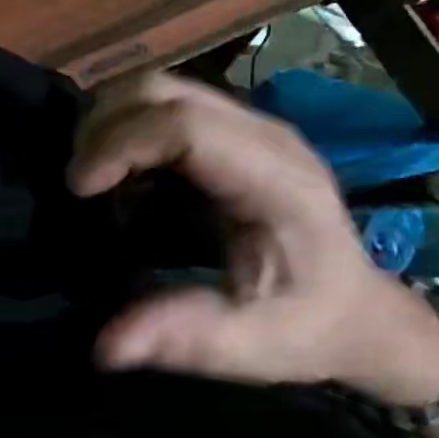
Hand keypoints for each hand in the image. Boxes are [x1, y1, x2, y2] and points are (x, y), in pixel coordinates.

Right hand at [68, 73, 438, 398]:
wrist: (360, 307)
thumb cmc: (311, 327)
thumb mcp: (253, 348)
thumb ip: (184, 338)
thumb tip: (107, 347)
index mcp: (277, 182)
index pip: (187, 127)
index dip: (122, 145)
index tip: (80, 189)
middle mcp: (263, 135)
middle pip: (163, 91)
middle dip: (104, 125)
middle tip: (78, 182)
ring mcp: (249, 124)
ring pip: (158, 88)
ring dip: (111, 121)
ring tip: (93, 176)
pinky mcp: (233, 128)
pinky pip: (164, 104)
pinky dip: (127, 126)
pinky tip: (122, 174)